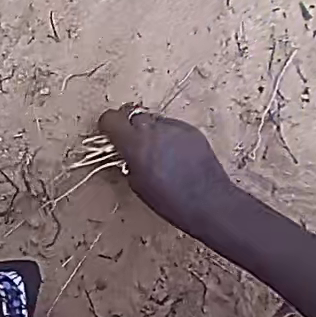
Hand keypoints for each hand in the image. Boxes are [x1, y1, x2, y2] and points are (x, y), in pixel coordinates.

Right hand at [96, 107, 237, 230]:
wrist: (208, 202)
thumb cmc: (170, 201)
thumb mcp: (137, 184)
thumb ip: (127, 160)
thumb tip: (125, 152)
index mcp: (135, 144)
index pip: (111, 118)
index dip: (107, 126)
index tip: (108, 134)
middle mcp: (153, 130)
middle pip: (132, 114)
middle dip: (128, 126)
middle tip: (131, 142)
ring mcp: (174, 127)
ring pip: (152, 120)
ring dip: (148, 131)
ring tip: (155, 152)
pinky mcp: (191, 130)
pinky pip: (171, 126)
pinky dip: (167, 135)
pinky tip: (174, 155)